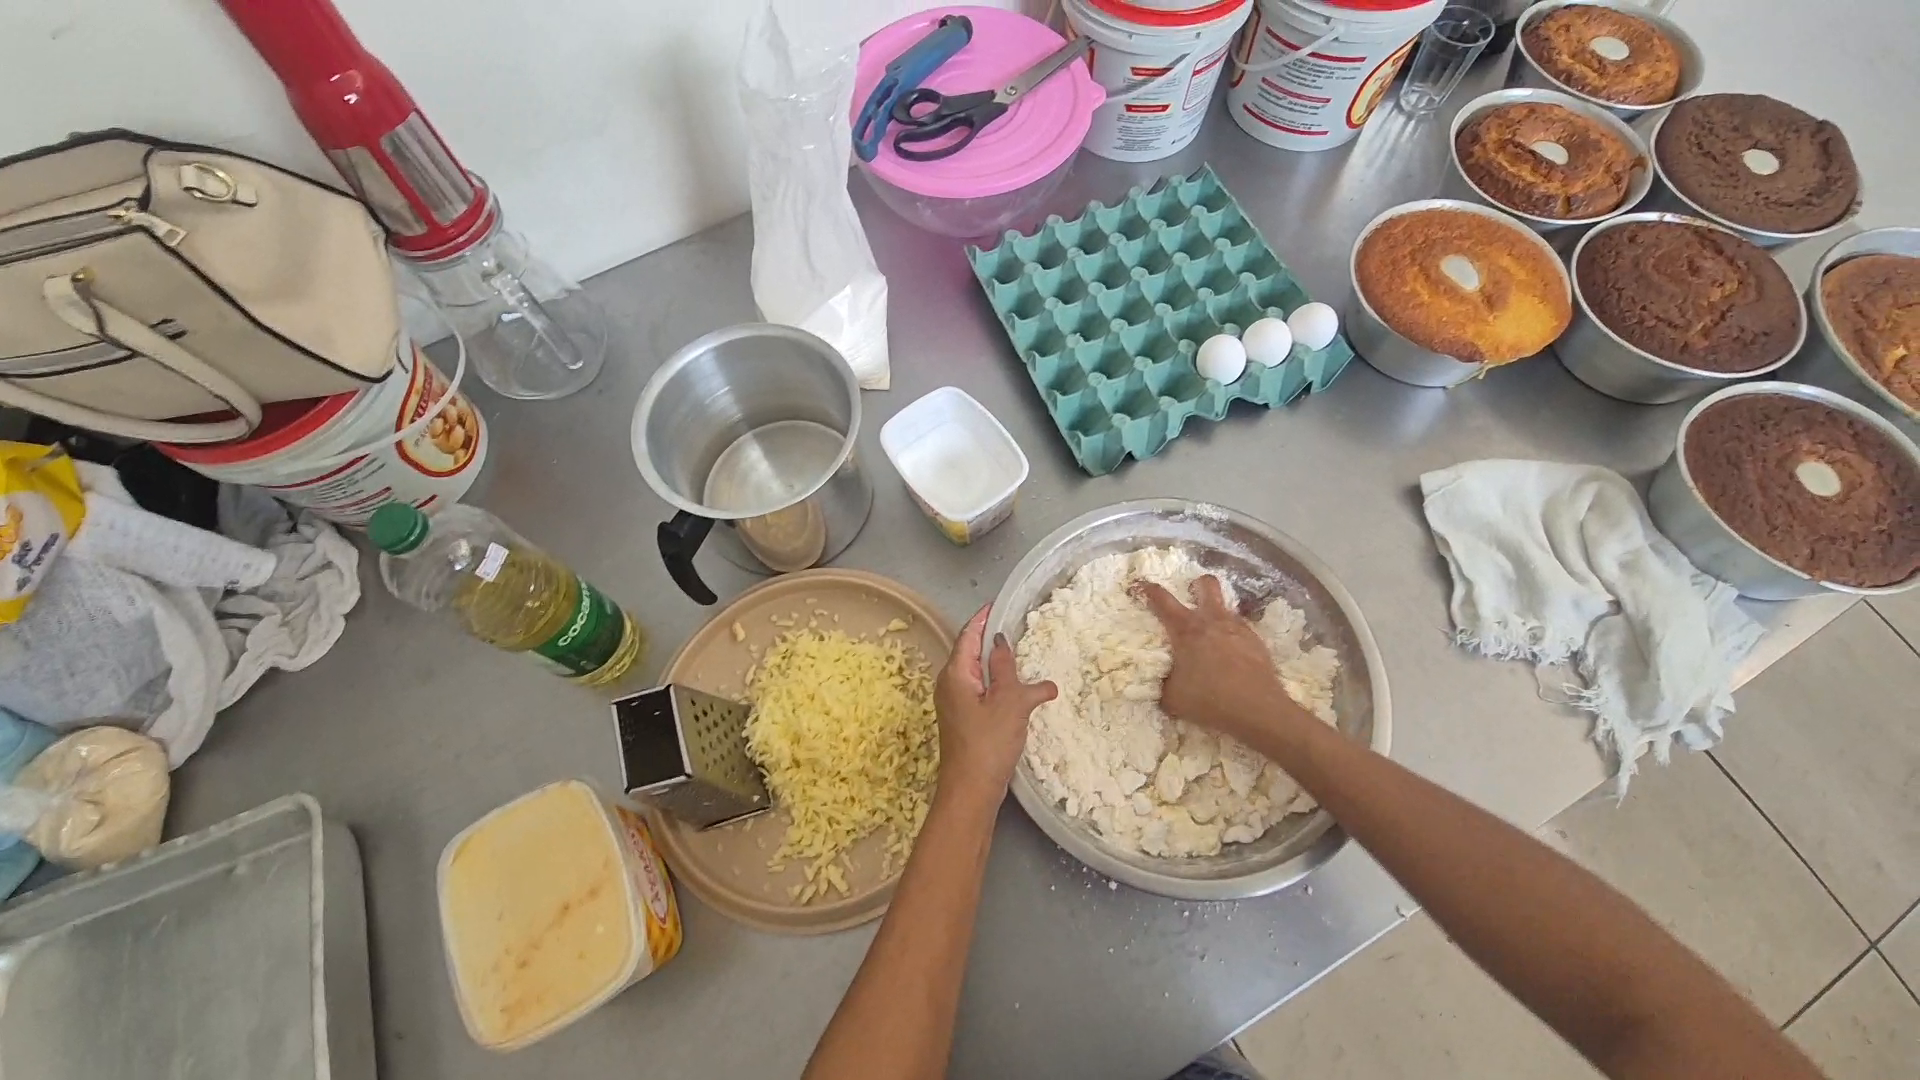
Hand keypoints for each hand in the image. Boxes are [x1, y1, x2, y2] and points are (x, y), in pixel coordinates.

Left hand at [934, 606, 1056, 798]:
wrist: (971, 790)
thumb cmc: (989, 743)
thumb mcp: (1007, 700)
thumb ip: (1007, 668)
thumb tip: (1003, 642)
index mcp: (956, 673)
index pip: (968, 634)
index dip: (984, 617)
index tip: (999, 603)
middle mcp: (949, 684)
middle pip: (971, 652)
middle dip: (992, 639)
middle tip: (1017, 626)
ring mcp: (954, 703)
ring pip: (977, 674)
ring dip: (997, 664)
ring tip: (1022, 654)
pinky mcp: (963, 720)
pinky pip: (980, 691)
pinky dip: (998, 685)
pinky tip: (1018, 689)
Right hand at [1135, 576, 1307, 745]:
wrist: (1257, 709)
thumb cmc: (1209, 699)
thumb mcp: (1173, 698)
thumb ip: (1163, 685)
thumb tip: (1161, 683)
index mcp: (1186, 630)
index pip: (1162, 600)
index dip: (1148, 589)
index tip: (1141, 585)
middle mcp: (1212, 621)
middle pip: (1206, 584)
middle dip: (1196, 585)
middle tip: (1190, 598)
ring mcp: (1238, 629)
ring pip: (1226, 606)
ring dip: (1216, 613)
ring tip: (1212, 634)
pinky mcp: (1257, 642)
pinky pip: (1241, 629)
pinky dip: (1233, 636)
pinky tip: (1232, 656)